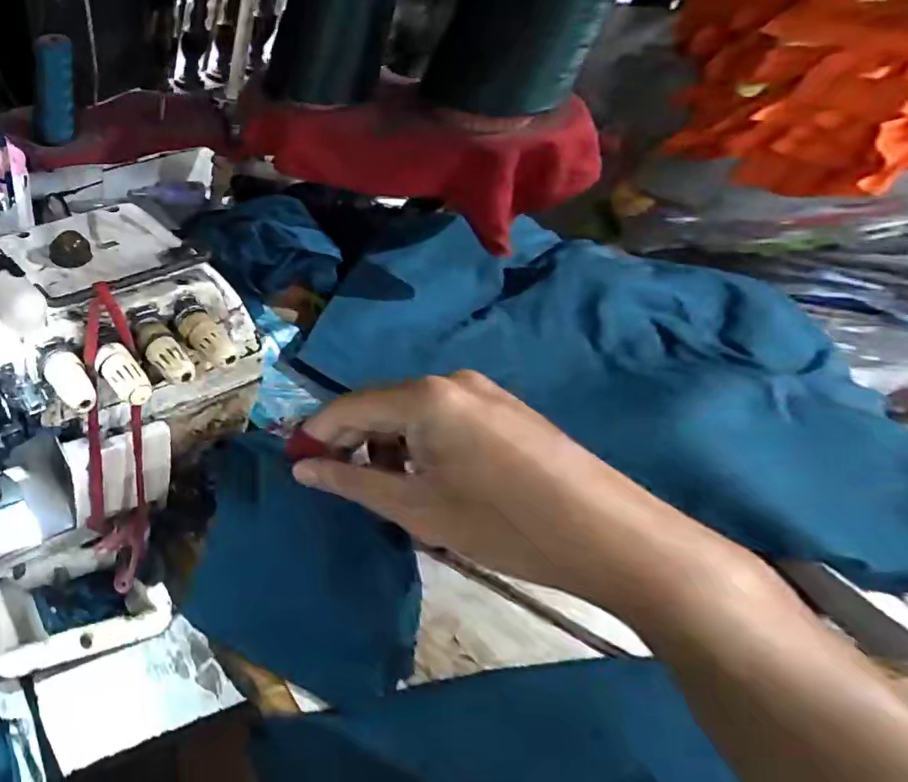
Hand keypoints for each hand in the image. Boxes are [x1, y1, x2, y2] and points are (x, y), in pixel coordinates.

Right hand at [291, 371, 764, 619]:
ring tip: (393, 490)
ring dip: (388, 446)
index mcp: (422, 396)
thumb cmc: (507, 525)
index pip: (345, 407)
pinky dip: (422, 444)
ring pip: (409, 413)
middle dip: (353, 442)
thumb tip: (300, 468)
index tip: (297, 464)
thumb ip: (348, 481)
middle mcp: (449, 381)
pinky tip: (434, 480)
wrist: (630, 547)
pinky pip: (443, 417)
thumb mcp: (416, 509)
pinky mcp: (510, 412)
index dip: (315, 436)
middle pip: (377, 406)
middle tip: (342, 482)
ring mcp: (485, 393)